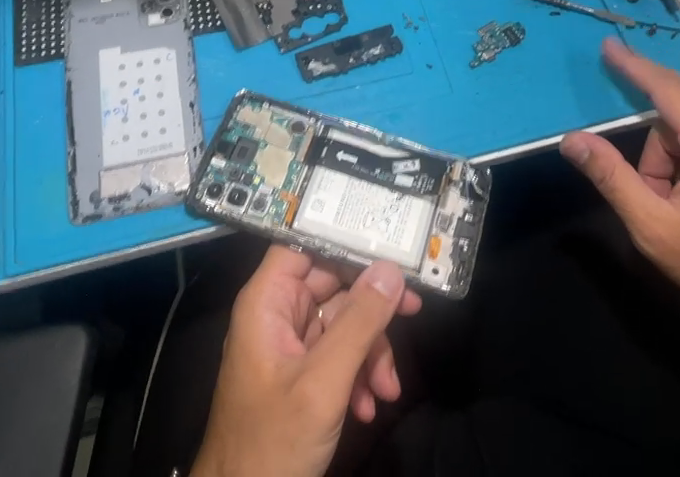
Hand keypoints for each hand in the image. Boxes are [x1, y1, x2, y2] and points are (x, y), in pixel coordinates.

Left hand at [191, 245, 421, 476]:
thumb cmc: (272, 441)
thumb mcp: (322, 382)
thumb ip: (358, 324)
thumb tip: (390, 270)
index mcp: (267, 303)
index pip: (304, 244)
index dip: (342, 238)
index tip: (387, 241)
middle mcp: (278, 315)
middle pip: (333, 283)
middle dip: (372, 307)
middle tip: (412, 310)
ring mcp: (291, 347)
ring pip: (344, 323)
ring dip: (371, 352)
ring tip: (385, 389)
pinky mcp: (303, 375)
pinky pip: (340, 355)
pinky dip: (360, 375)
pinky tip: (369, 405)